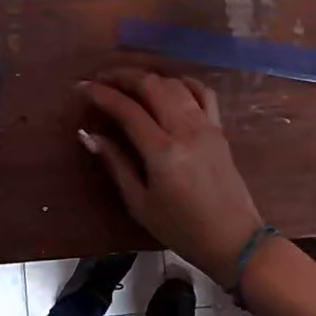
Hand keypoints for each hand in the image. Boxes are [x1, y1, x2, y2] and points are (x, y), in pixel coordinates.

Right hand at [77, 69, 264, 282]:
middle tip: (101, 78)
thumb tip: (88, 135)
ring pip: (176, 85)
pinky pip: (203, 93)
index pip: (128, 110)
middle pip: (153, 86)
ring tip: (128, 82)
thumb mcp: (140, 203)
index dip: (102, 94)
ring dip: (149, 77)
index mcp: (163, 152)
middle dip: (123, 76)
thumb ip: (115, 164)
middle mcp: (186, 131)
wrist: (233, 239)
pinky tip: (168, 85)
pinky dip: (183, 82)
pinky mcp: (219, 129)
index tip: (82, 87)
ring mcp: (207, 126)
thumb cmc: (181, 228)